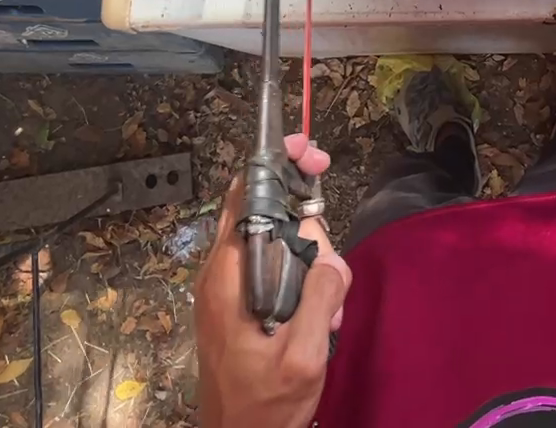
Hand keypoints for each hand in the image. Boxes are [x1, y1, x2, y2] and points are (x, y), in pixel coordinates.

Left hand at [195, 135, 351, 427]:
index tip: (310, 152)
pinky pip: (278, 264)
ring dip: (314, 261)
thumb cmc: (264, 407)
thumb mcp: (302, 356)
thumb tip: (330, 257)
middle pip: (269, 210)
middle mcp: (224, 271)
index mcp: (229, 275)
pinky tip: (320, 316)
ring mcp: (231, 286)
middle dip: (311, 225)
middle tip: (332, 269)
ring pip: (280, 238)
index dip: (278, 163)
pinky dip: (305, 276)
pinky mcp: (241, 301)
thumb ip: (319, 297)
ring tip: (326, 313)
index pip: (247, 193)